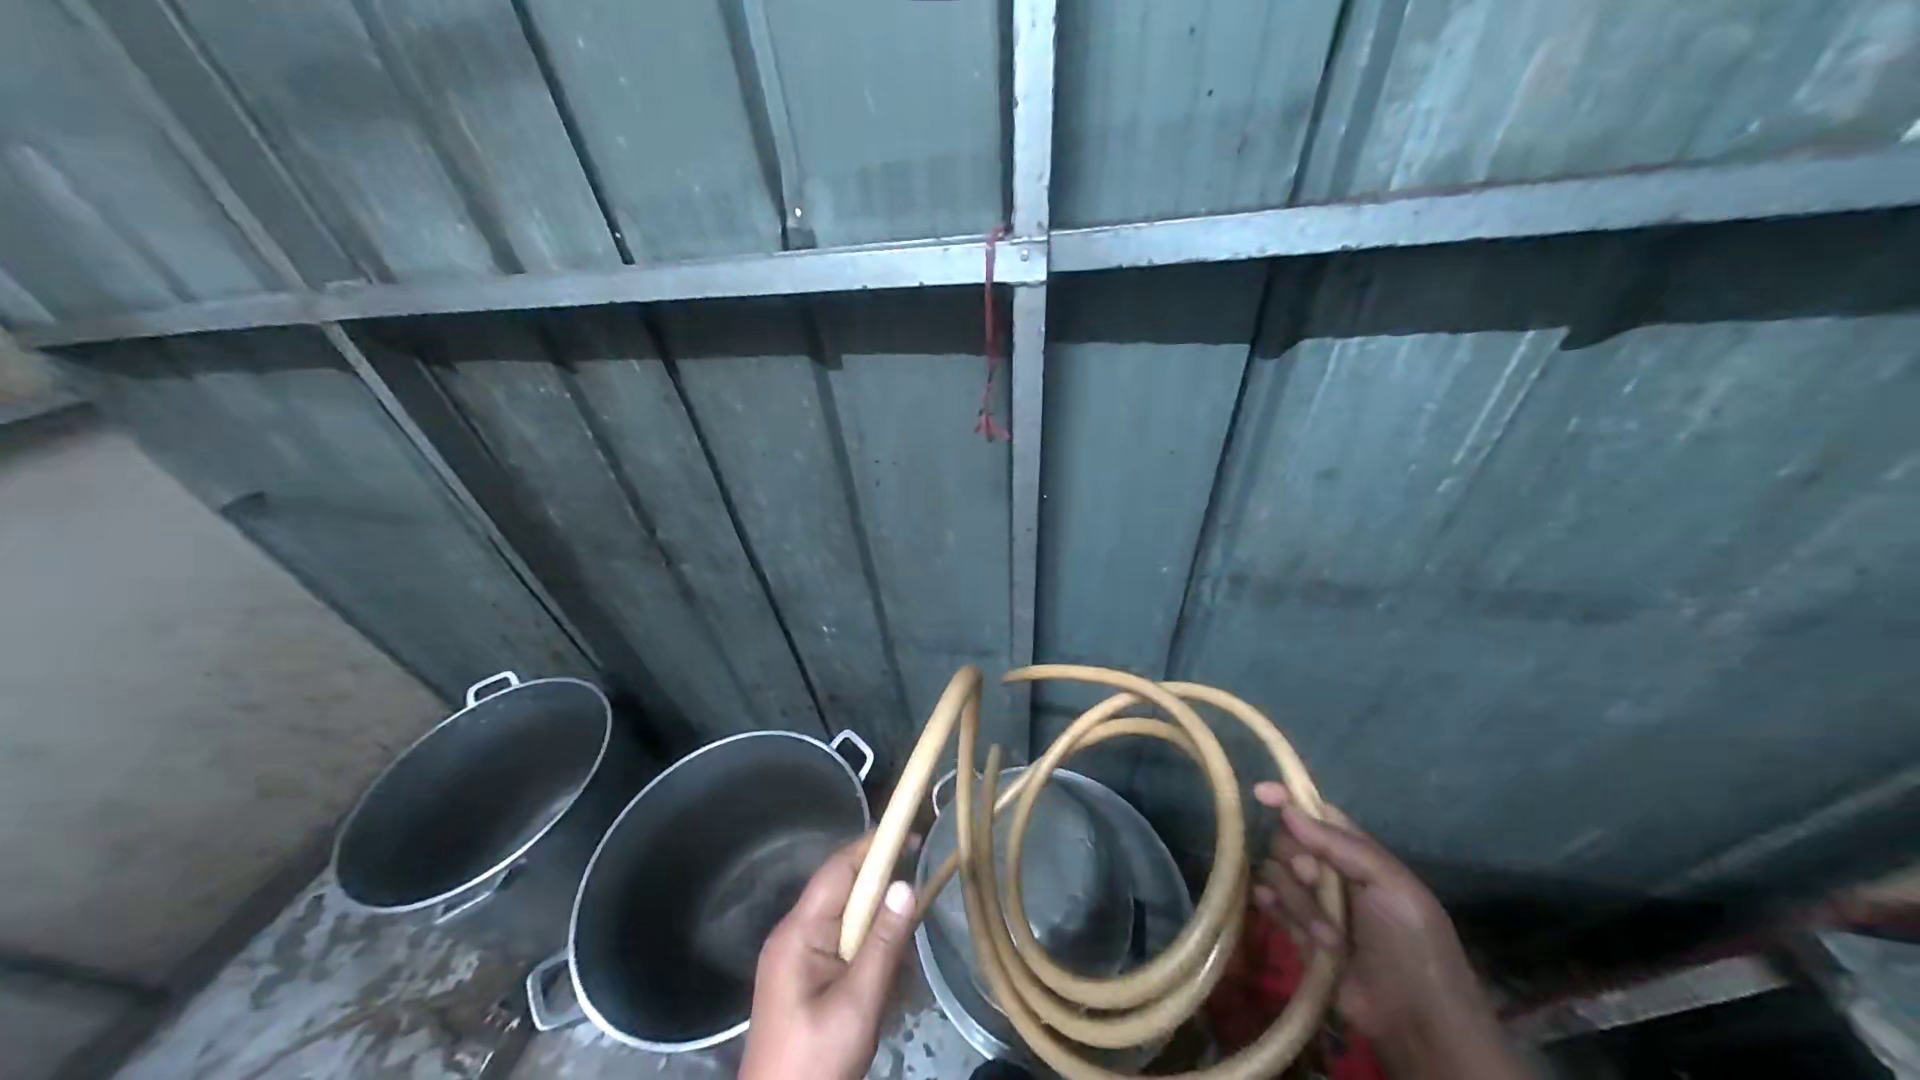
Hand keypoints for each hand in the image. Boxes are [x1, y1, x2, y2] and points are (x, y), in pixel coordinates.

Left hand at [739, 836, 917, 1079]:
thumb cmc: (815, 1063)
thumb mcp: (857, 1005)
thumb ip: (883, 944)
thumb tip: (905, 885)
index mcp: (798, 933)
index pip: (838, 869)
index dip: (873, 847)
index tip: (911, 834)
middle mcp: (793, 935)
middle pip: (843, 892)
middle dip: (882, 894)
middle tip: (921, 899)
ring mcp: (795, 958)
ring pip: (846, 920)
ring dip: (877, 931)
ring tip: (903, 961)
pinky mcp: (803, 979)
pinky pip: (841, 947)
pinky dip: (867, 954)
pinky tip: (885, 983)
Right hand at [1252, 783, 1528, 1079]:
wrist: (1415, 1019)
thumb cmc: (1413, 944)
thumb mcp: (1389, 885)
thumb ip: (1339, 844)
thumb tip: (1287, 809)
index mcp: (1357, 853)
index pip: (1316, 813)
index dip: (1288, 799)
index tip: (1260, 793)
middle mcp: (1331, 871)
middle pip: (1289, 841)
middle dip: (1297, 859)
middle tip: (1315, 881)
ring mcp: (1313, 902)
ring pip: (1277, 874)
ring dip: (1298, 902)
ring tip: (1328, 936)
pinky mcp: (1296, 931)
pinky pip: (1269, 902)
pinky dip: (1270, 904)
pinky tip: (1273, 909)